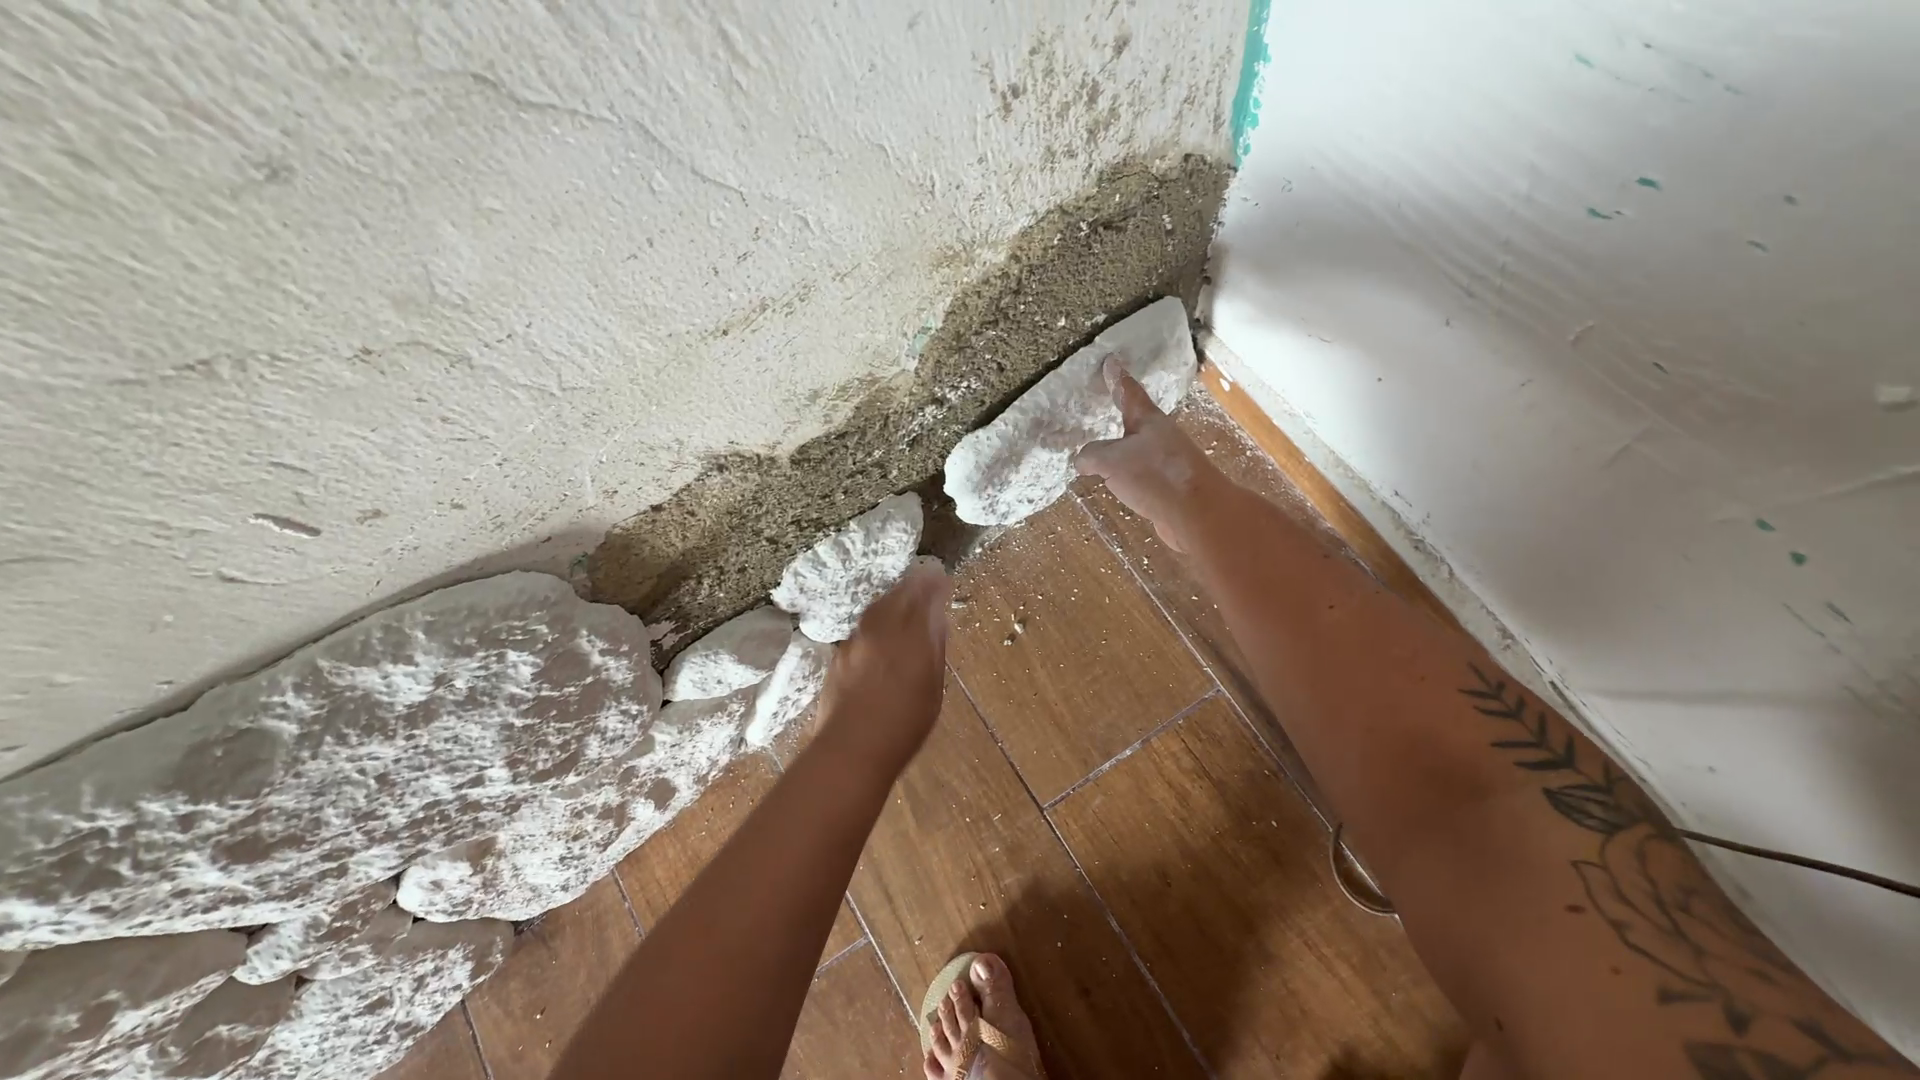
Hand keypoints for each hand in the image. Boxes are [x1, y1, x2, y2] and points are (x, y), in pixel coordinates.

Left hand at [811, 562, 952, 774]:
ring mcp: (855, 642)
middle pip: (896, 596)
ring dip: (892, 600)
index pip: (923, 595)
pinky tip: (880, 631)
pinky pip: (862, 627)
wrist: (851, 749)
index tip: (941, 578)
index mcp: (910, 635)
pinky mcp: (838, 656)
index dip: (933, 584)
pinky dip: (875, 620)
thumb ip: (933, 649)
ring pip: (876, 609)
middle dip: (912, 586)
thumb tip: (937, 620)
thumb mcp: (932, 688)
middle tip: (924, 581)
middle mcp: (880, 630)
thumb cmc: (904, 725)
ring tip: (903, 601)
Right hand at [1074, 356, 1224, 551]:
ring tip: (1103, 455)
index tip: (1111, 361)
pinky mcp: (1170, 487)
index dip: (1117, 377)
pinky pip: (1142, 475)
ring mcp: (1169, 462)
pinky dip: (1128, 476)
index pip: (1128, 392)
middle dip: (1120, 416)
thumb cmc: (1155, 476)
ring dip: (1123, 451)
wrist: (1198, 514)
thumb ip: (1091, 455)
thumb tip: (1082, 460)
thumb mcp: (1111, 461)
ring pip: (1139, 450)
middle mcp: (1161, 436)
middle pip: (1136, 421)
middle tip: (1103, 408)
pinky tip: (1118, 486)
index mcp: (1148, 420)